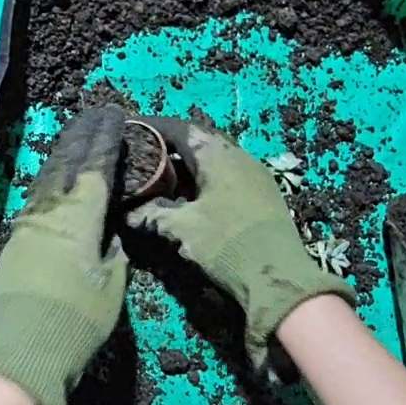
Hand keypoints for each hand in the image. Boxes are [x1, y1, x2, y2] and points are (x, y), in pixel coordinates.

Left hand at [0, 106, 128, 404]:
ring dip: (63, 156)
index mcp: (80, 216)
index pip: (96, 167)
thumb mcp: (110, 290)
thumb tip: (112, 238)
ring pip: (48, 180)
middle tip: (95, 118)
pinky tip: (54, 180)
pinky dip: (50, 182)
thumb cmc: (75, 320)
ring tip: (75, 139)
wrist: (19, 347)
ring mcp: (28, 224)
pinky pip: (37, 198)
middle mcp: (51, 210)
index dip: (107, 141)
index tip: (114, 119)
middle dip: (82, 138)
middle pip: (68, 164)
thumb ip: (113, 257)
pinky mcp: (14, 240)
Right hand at [128, 117, 351, 369]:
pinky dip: (203, 178)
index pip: (178, 128)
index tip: (131, 130)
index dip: (152, 127)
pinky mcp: (262, 192)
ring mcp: (254, 173)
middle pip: (197, 141)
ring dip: (187, 165)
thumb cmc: (226, 243)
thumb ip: (151, 214)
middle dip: (168, 146)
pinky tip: (189, 195)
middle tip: (143, 155)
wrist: (278, 277)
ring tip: (162, 176)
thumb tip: (127, 213)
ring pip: (213, 158)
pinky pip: (226, 173)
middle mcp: (237, 155)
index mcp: (216, 154)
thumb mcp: (181, 228)